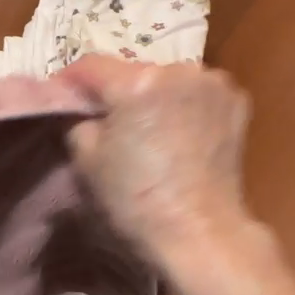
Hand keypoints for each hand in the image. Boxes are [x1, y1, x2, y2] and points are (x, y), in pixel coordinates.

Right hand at [56, 56, 256, 265]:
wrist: (197, 229)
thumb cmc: (133, 199)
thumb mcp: (86, 162)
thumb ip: (77, 124)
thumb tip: (80, 112)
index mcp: (137, 83)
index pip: (90, 65)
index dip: (68, 80)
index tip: (59, 98)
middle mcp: (179, 70)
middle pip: (133, 72)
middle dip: (116, 93)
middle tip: (105, 123)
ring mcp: (213, 83)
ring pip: (166, 82)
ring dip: (151, 99)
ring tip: (146, 131)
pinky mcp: (235, 102)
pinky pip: (196, 94)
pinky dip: (181, 107)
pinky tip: (177, 136)